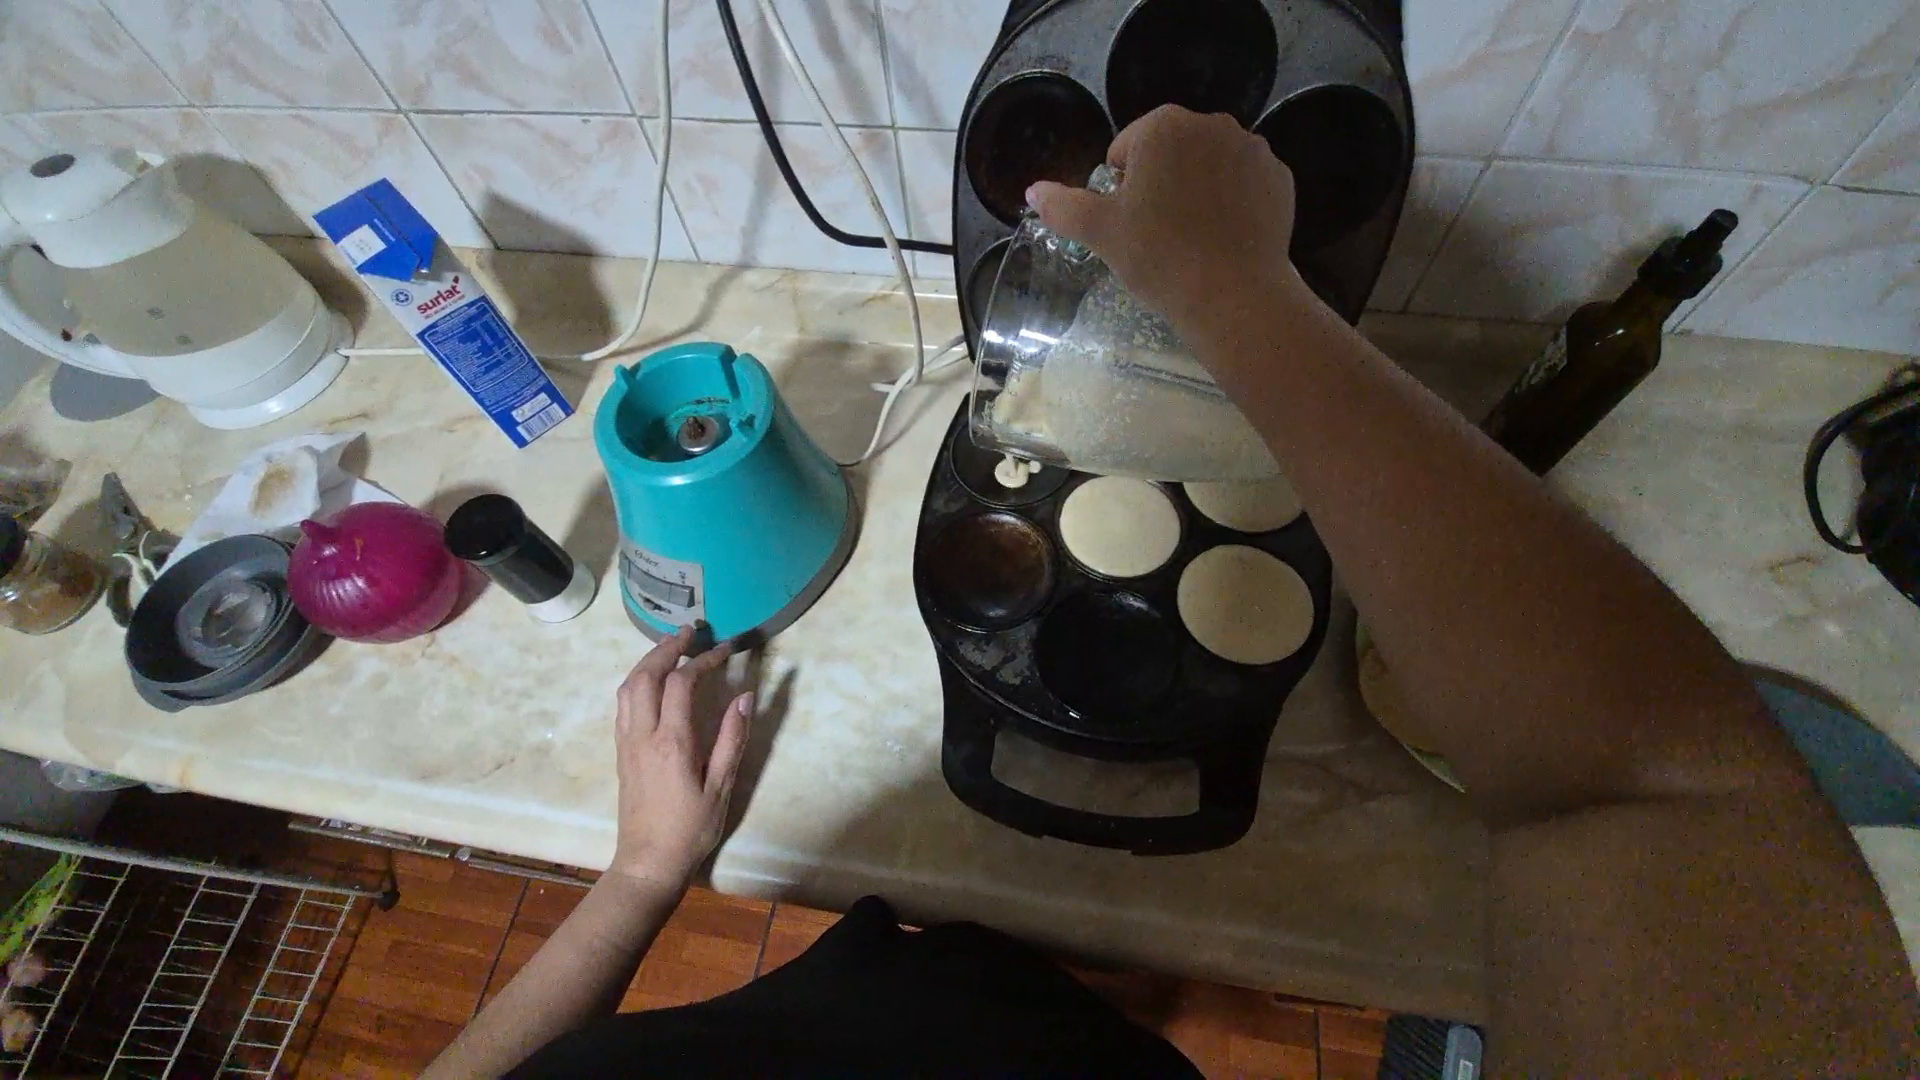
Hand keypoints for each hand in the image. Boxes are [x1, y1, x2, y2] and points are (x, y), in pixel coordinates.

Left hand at [608, 626, 753, 888]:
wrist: (647, 863)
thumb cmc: (691, 827)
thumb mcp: (722, 786)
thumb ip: (732, 738)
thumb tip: (746, 695)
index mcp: (671, 742)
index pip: (682, 684)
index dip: (703, 660)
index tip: (724, 649)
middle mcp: (643, 735)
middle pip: (646, 676)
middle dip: (667, 648)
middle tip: (690, 631)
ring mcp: (627, 742)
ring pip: (628, 687)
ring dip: (647, 660)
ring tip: (670, 646)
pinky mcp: (621, 751)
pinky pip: (623, 703)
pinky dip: (637, 680)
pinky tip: (652, 679)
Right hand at [1026, 105, 1308, 337]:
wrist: (1231, 294)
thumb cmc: (1158, 257)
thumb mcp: (1100, 233)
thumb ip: (1063, 206)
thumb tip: (1032, 191)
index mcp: (1162, 128)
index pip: (1125, 149)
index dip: (1119, 189)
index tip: (1128, 224)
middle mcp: (1211, 125)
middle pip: (1169, 154)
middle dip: (1159, 186)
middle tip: (1155, 236)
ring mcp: (1252, 149)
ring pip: (1207, 168)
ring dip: (1194, 193)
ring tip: (1190, 241)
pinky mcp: (1279, 179)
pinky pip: (1242, 186)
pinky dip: (1230, 206)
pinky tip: (1221, 241)